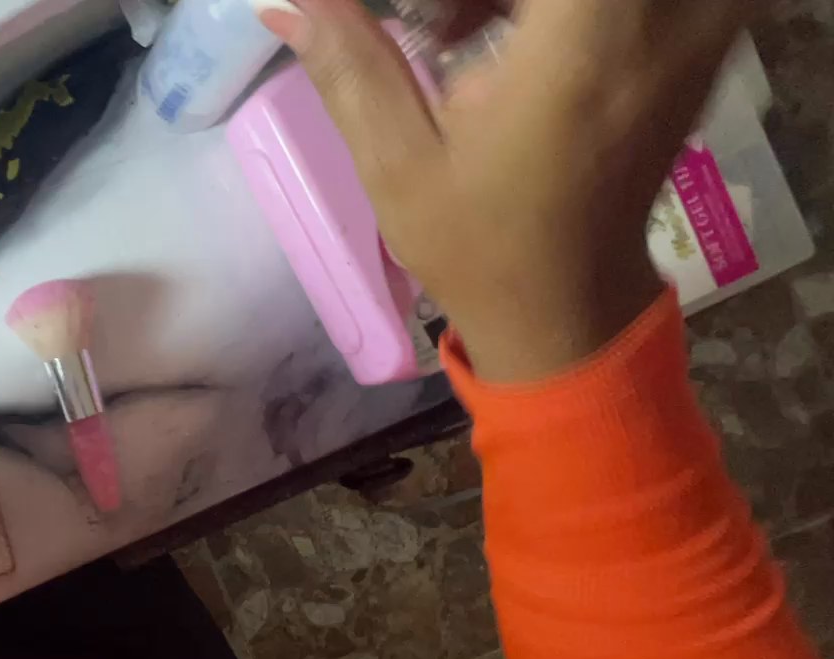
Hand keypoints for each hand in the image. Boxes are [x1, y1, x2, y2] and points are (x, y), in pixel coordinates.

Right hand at [263, 0, 759, 380]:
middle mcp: (667, 4)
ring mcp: (700, 6)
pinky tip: (509, 31)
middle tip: (426, 25)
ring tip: (454, 30)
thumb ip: (351, 67)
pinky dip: (548, 0)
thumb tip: (290, 4)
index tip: (411, 18)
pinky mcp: (706, 14)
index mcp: (583, 36)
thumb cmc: (468, 240)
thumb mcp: (393, 162)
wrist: (562, 291)